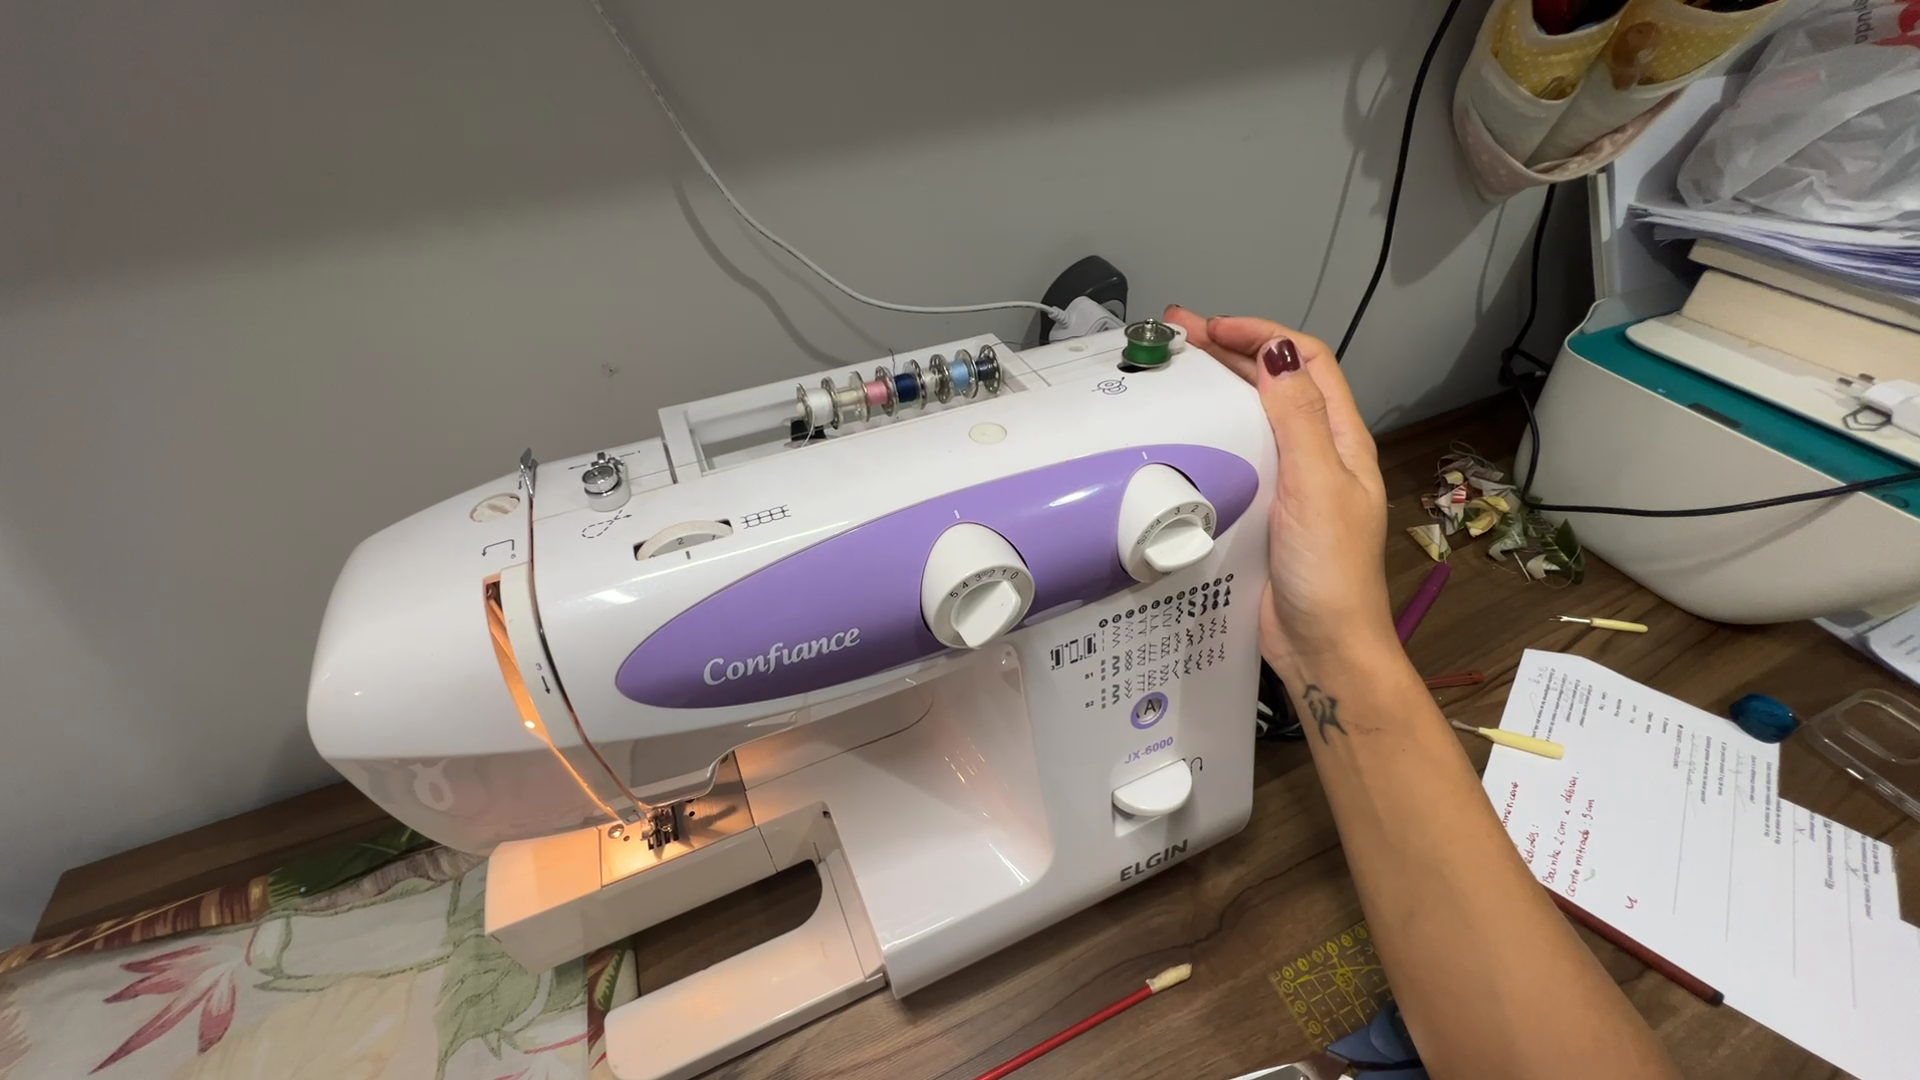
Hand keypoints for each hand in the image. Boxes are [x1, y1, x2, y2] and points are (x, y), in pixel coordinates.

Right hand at [1162, 306, 1395, 676]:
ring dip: (1217, 389)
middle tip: (1177, 337)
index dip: (1262, 334)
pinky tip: (1181, 434)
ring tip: (1172, 375)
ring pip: (1252, 418)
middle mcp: (1315, 453)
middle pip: (1276, 383)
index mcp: (1339, 439)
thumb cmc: (1327, 569)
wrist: (1320, 644)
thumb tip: (1279, 351)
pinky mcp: (1260, 509)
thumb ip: (1300, 420)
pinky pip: (1235, 457)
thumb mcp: (1317, 487)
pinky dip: (1209, 433)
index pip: (1306, 362)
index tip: (1212, 328)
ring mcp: (1287, 482)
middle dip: (1231, 351)